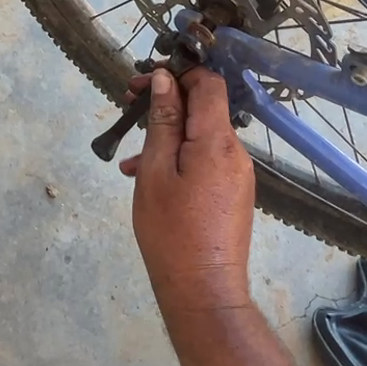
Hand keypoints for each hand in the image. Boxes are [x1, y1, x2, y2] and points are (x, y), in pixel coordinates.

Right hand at [121, 68, 254, 313]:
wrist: (203, 293)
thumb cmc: (172, 230)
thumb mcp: (156, 170)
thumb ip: (163, 120)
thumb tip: (165, 79)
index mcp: (218, 141)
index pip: (208, 83)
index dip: (179, 72)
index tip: (145, 79)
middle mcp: (235, 152)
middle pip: (204, 107)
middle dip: (167, 101)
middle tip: (129, 104)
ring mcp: (237, 174)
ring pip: (200, 135)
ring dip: (167, 132)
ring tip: (131, 151)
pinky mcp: (232, 192)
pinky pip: (204, 159)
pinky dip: (178, 156)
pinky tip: (145, 175)